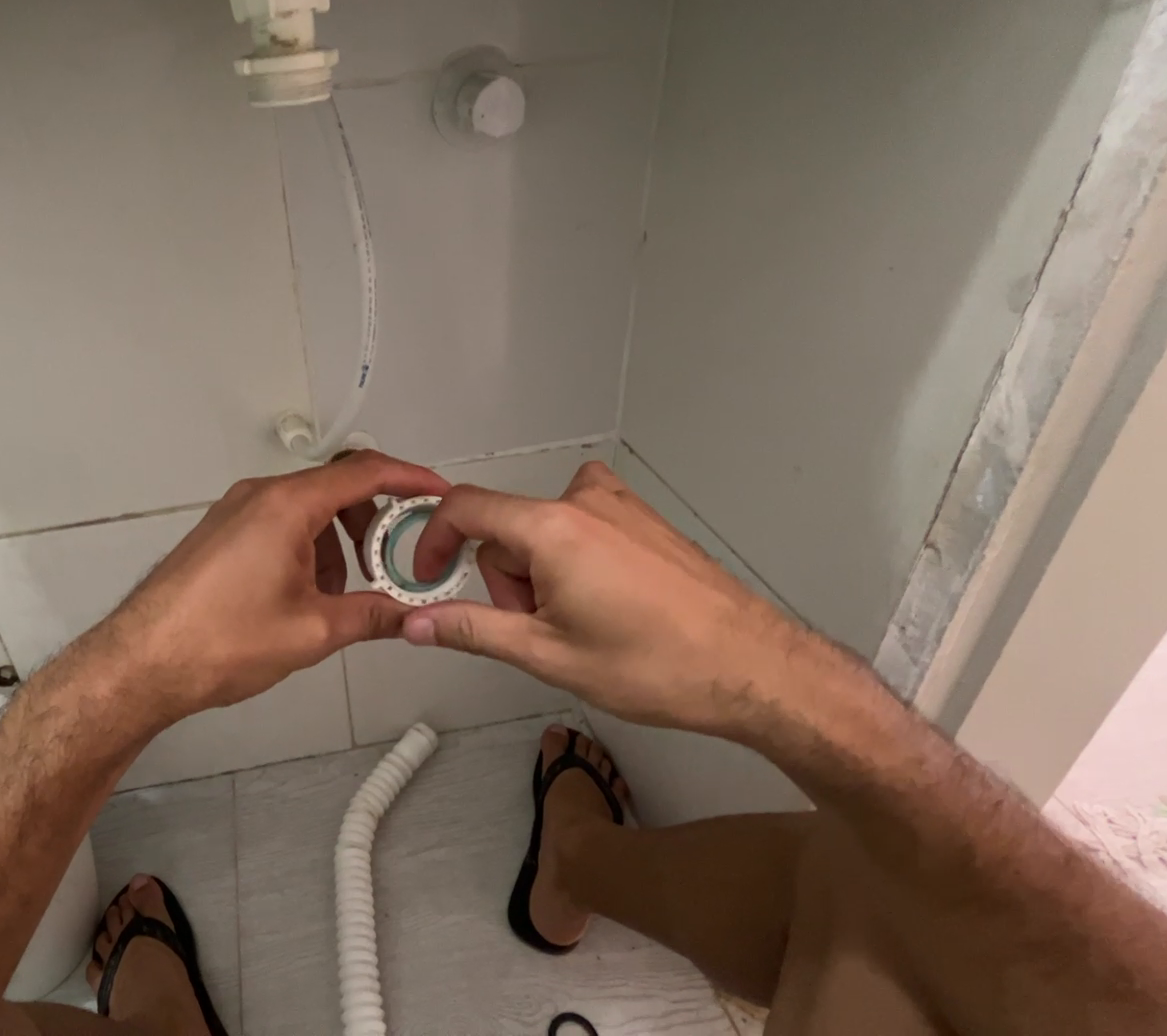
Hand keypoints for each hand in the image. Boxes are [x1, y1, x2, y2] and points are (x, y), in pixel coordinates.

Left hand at [94, 451, 449, 721]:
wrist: (141, 662)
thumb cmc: (226, 641)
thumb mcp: (313, 632)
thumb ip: (373, 615)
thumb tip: (414, 615)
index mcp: (287, 505)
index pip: (364, 471)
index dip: (411, 479)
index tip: (442, 494)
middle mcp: (260, 494)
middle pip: (335, 489)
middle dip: (372, 524)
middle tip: (392, 566)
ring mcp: (235, 510)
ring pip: (307, 509)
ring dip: (337, 542)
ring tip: (340, 595)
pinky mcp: (220, 531)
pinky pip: (279, 524)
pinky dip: (306, 548)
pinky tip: (302, 596)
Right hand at [401, 461, 823, 737]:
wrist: (753, 667)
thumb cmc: (649, 665)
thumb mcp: (547, 654)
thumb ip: (472, 629)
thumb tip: (413, 623)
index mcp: (551, 528)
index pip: (465, 509)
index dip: (432, 541)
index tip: (429, 581)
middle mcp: (582, 499)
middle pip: (506, 529)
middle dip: (507, 580)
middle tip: (542, 631)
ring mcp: (618, 502)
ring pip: (542, 530)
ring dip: (540, 573)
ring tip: (582, 623)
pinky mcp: (642, 515)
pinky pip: (578, 525)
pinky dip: (571, 559)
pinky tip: (607, 600)